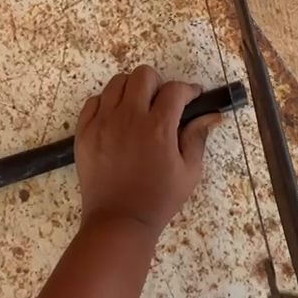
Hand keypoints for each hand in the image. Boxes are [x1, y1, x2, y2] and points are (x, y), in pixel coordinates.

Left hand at [74, 66, 220, 235]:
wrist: (118, 222)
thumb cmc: (158, 199)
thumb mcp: (188, 172)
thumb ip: (198, 138)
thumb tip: (212, 115)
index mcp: (158, 127)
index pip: (175, 89)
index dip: (188, 89)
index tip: (192, 96)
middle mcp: (129, 117)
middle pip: (143, 75)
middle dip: (158, 84)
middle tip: (161, 102)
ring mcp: (103, 122)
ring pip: (116, 83)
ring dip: (131, 89)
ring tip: (137, 107)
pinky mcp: (84, 131)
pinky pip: (94, 101)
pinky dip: (106, 103)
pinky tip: (115, 118)